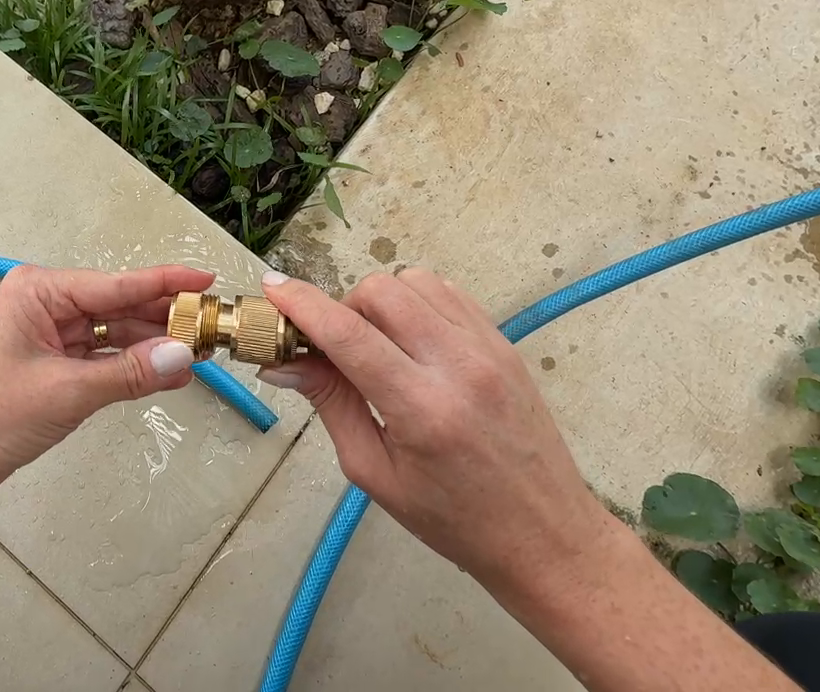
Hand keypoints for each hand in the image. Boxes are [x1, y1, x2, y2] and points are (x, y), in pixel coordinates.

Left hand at [0, 263, 212, 497]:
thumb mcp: (67, 392)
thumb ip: (129, 373)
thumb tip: (185, 356)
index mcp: (39, 292)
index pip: (115, 283)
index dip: (164, 282)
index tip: (206, 278)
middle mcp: (45, 304)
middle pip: (116, 306)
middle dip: (162, 318)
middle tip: (211, 328)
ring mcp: (48, 334)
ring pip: (112, 333)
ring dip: (150, 345)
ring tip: (199, 354)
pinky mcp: (51, 364)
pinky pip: (100, 357)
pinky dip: (129, 366)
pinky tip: (167, 373)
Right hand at [257, 268, 612, 593]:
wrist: (548, 538)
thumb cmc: (453, 519)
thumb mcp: (373, 472)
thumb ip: (329, 403)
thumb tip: (281, 361)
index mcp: (422, 410)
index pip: (348, 333)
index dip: (301, 303)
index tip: (271, 289)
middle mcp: (460, 367)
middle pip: (381, 291)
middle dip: (343, 307)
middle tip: (336, 348)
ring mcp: (489, 349)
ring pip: (414, 281)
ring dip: (380, 302)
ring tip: (378, 345)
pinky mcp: (504, 342)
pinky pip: (446, 292)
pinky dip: (415, 302)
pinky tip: (411, 340)